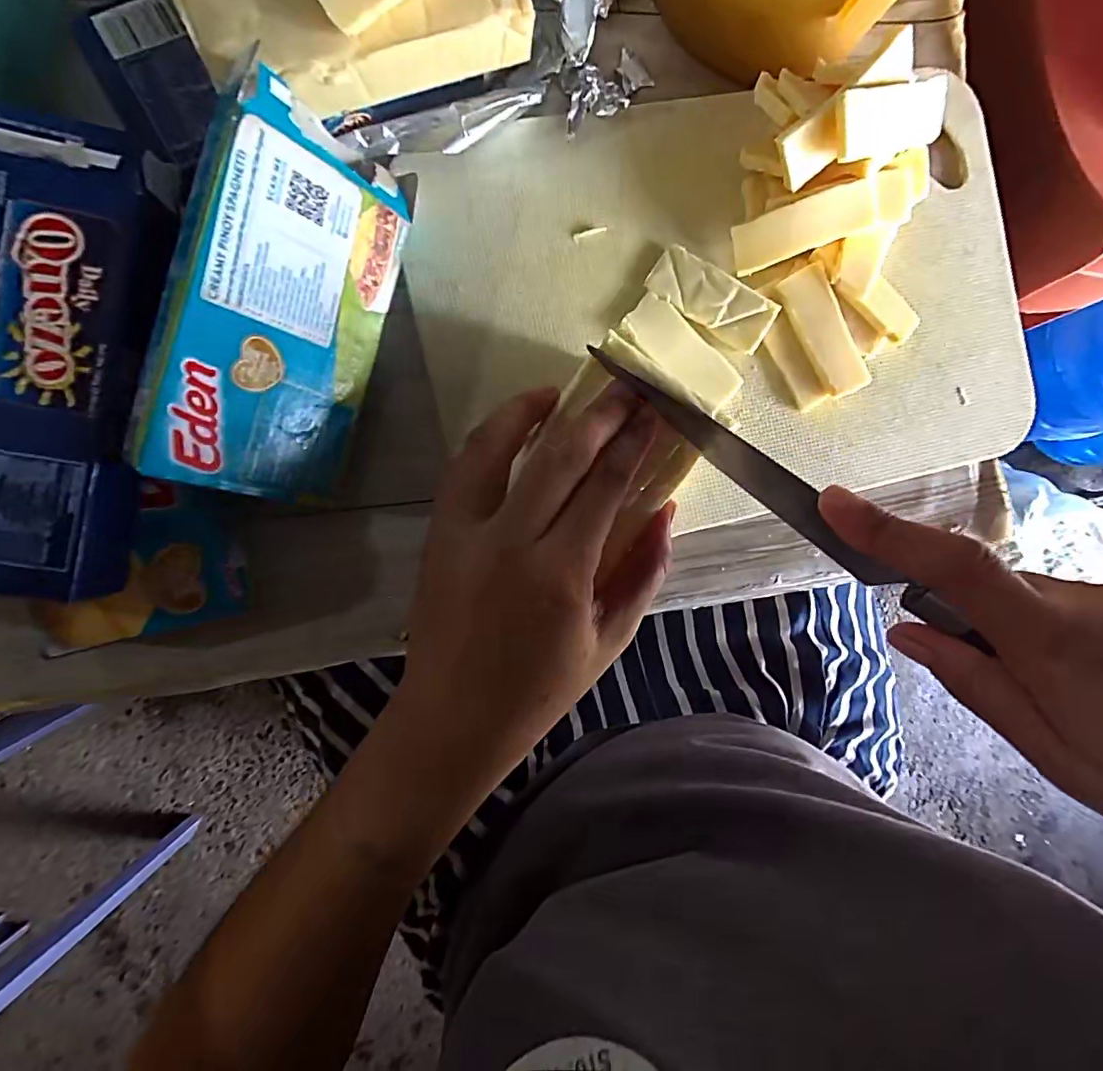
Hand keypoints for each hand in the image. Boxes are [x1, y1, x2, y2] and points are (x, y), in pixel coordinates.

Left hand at [395, 385, 672, 773]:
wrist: (454, 714)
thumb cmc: (538, 689)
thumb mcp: (608, 641)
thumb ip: (643, 573)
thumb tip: (666, 510)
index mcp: (560, 574)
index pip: (605, 486)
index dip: (633, 442)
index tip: (653, 411)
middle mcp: (510, 542)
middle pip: (559, 457)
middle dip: (599, 415)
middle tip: (624, 389)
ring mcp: (464, 534)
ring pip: (493, 449)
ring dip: (526, 411)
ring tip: (557, 393)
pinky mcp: (436, 535)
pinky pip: (460, 471)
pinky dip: (486, 441)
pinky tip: (509, 431)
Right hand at [821, 485, 1102, 928]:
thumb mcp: (1077, 768)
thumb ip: (983, 690)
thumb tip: (909, 634)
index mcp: (1073, 647)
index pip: (956, 569)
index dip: (887, 531)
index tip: (833, 501)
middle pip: (1002, 593)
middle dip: (983, 634)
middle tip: (1028, 707)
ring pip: (1051, 606)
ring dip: (1041, 649)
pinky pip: (1101, 612)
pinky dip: (1086, 648)